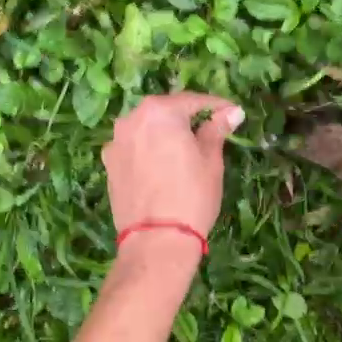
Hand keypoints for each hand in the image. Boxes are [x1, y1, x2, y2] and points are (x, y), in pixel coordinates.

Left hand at [103, 92, 242, 242]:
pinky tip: (162, 165)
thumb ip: (216, 130)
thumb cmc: (192, 195)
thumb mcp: (211, 160)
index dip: (216, 106)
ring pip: (146, 129)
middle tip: (210, 128)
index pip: (193, 101)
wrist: (156, 240)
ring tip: (185, 148)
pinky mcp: (109, 164)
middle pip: (165, 111)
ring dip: (165, 133)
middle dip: (187, 117)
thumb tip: (231, 112)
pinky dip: (148, 149)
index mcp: (160, 111)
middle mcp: (132, 119)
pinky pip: (134, 147)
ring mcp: (116, 142)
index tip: (233, 112)